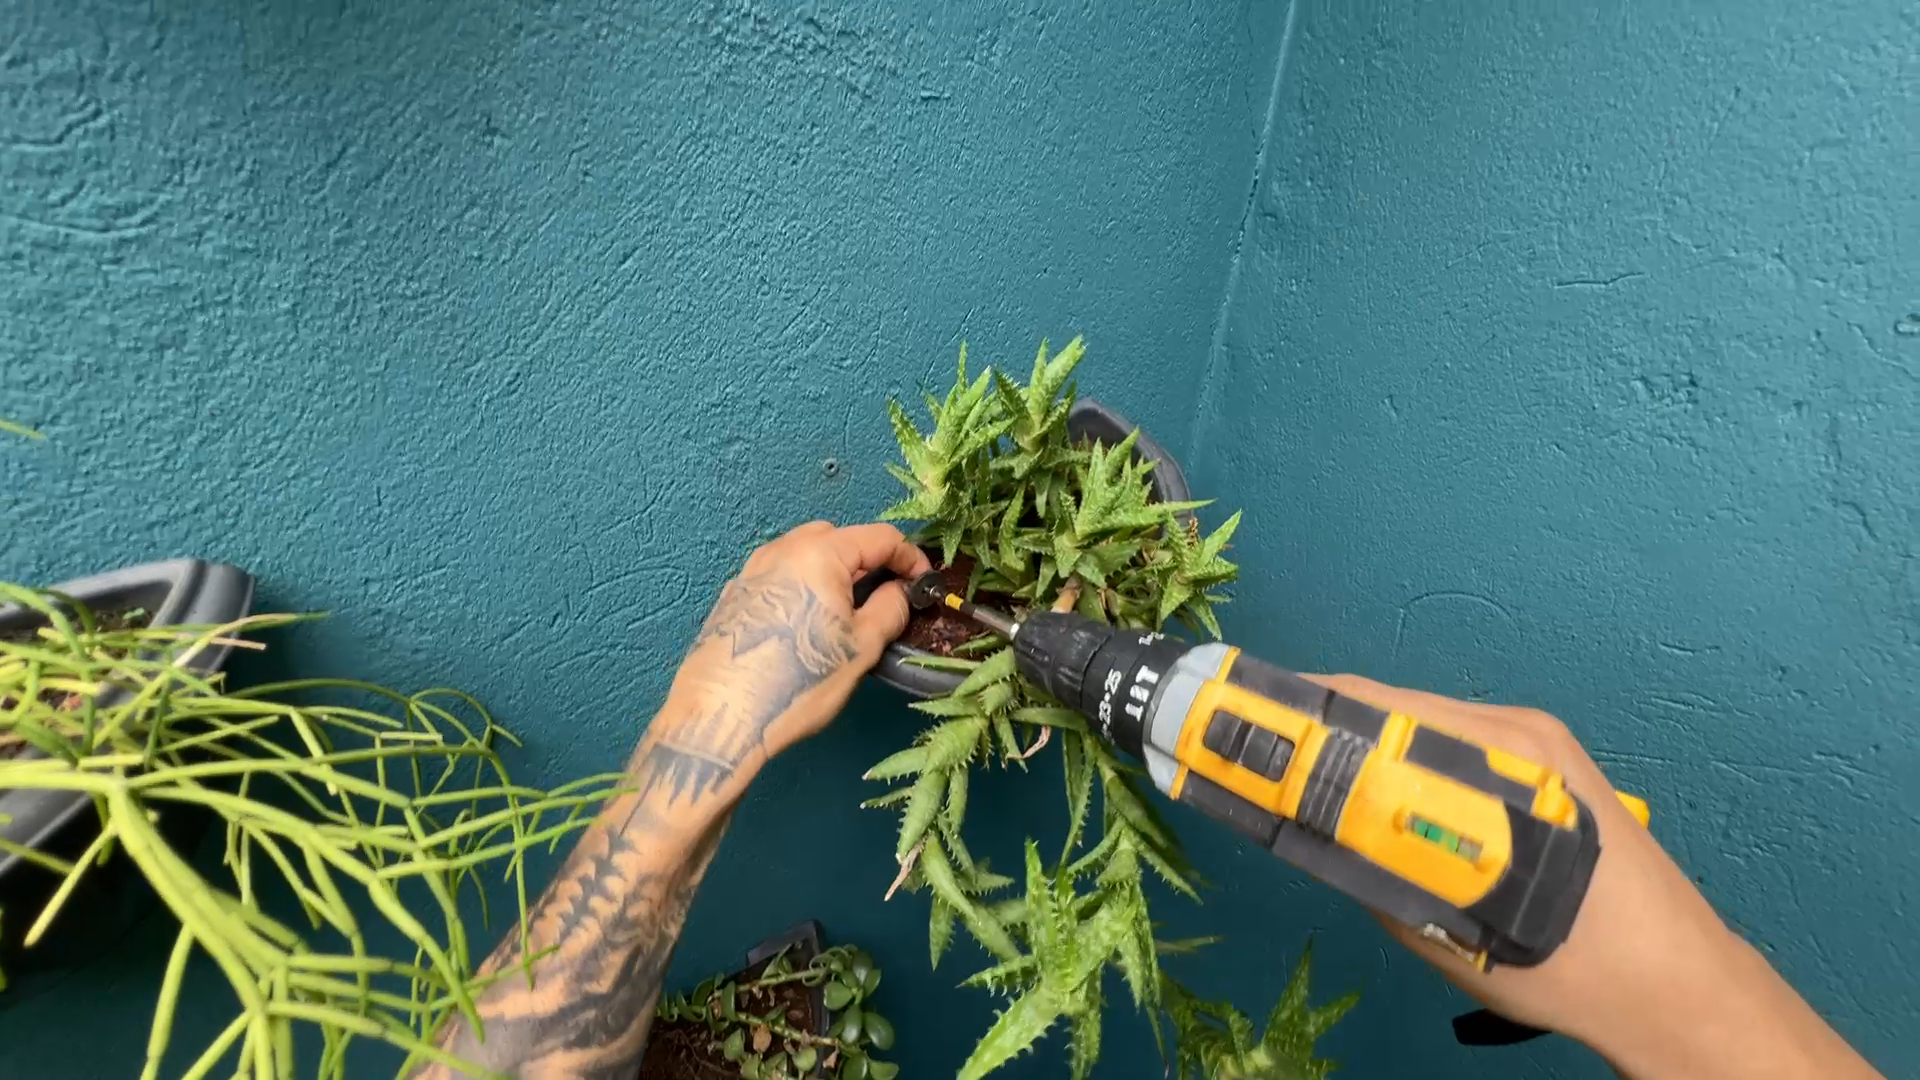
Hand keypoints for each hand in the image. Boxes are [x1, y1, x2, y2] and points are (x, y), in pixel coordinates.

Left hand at [663, 522, 928, 766]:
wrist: (721, 716)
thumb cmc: (800, 680)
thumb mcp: (861, 646)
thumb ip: (891, 608)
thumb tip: (901, 591)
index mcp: (820, 553)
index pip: (880, 537)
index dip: (910, 557)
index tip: (923, 584)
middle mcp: (784, 549)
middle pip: (841, 538)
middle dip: (870, 560)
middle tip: (886, 595)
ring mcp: (754, 569)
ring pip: (808, 554)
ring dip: (836, 571)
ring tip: (848, 611)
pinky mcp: (735, 593)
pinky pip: (782, 574)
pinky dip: (806, 586)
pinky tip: (808, 624)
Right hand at [1305, 674, 1882, 1079]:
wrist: (1683, 992)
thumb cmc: (1563, 964)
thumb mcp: (1441, 922)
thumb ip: (1362, 858)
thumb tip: (1293, 815)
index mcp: (1501, 754)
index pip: (1374, 706)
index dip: (1300, 707)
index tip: (1246, 717)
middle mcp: (1514, 727)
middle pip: (1388, 702)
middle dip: (1319, 720)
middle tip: (1265, 745)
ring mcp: (1532, 734)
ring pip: (1413, 714)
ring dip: (1355, 734)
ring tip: (1309, 763)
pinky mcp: (1540, 750)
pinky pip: (1444, 732)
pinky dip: (1395, 746)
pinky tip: (1377, 778)